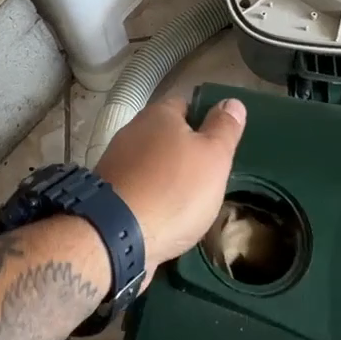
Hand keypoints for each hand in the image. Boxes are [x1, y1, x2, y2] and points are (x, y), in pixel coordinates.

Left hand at [93, 97, 246, 271]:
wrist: (117, 237)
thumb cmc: (174, 190)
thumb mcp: (213, 157)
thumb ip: (224, 128)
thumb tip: (232, 102)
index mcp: (158, 114)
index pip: (185, 105)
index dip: (204, 121)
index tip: (218, 145)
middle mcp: (133, 131)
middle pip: (166, 135)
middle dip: (185, 153)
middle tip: (208, 177)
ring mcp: (116, 162)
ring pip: (151, 164)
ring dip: (167, 178)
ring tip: (189, 203)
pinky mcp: (108, 193)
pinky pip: (138, 189)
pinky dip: (151, 199)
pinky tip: (165, 218)